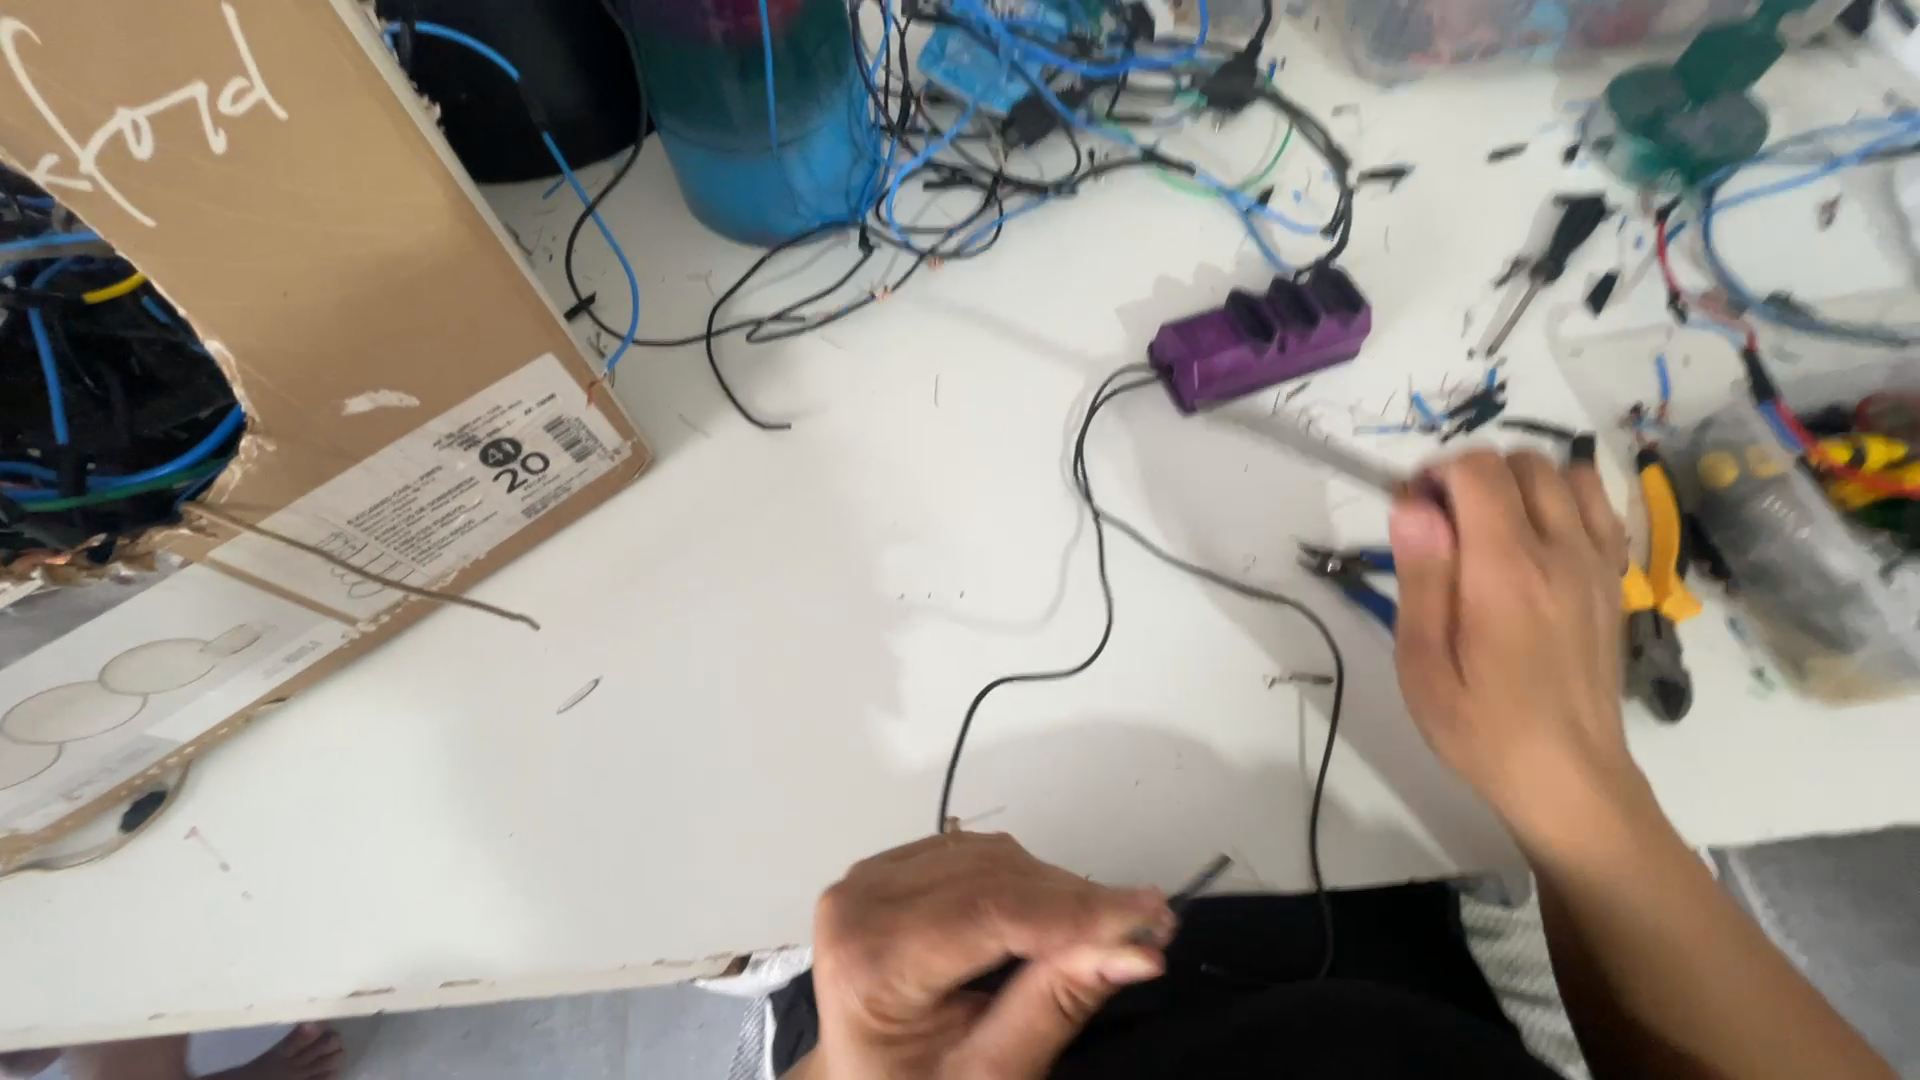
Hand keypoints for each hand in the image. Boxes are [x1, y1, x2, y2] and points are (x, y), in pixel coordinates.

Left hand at [794, 831, 1172, 1079]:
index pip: (990, 909)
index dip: (1077, 909)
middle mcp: (860, 898)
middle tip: (1150, 924)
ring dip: (1055, 888)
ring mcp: (870, 876)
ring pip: (989, 857)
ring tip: (1107, 925)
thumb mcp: (989, 1074)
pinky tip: (1058, 910)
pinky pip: (971, 854)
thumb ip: (1057, 1003)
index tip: (1151, 915)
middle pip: (993, 876)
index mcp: (869, 958)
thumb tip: (1136, 950)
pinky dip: (1023, 880)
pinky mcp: (887, 868)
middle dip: (1076, 900)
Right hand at [1388, 450, 1652, 845]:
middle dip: (1471, 475)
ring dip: (1517, 483)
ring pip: (1566, 474)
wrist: (1567, 776)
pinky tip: (1531, 539)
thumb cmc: (1477, 723)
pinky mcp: (1613, 580)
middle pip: (1523, 463)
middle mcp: (1562, 553)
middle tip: (1438, 525)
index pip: (1479, 471)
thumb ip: (1422, 575)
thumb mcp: (1421, 659)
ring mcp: (1598, 565)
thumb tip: (1413, 505)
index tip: (1409, 513)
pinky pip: (1598, 505)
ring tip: (1484, 527)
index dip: (1435, 474)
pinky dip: (1561, 499)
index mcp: (1506, 571)